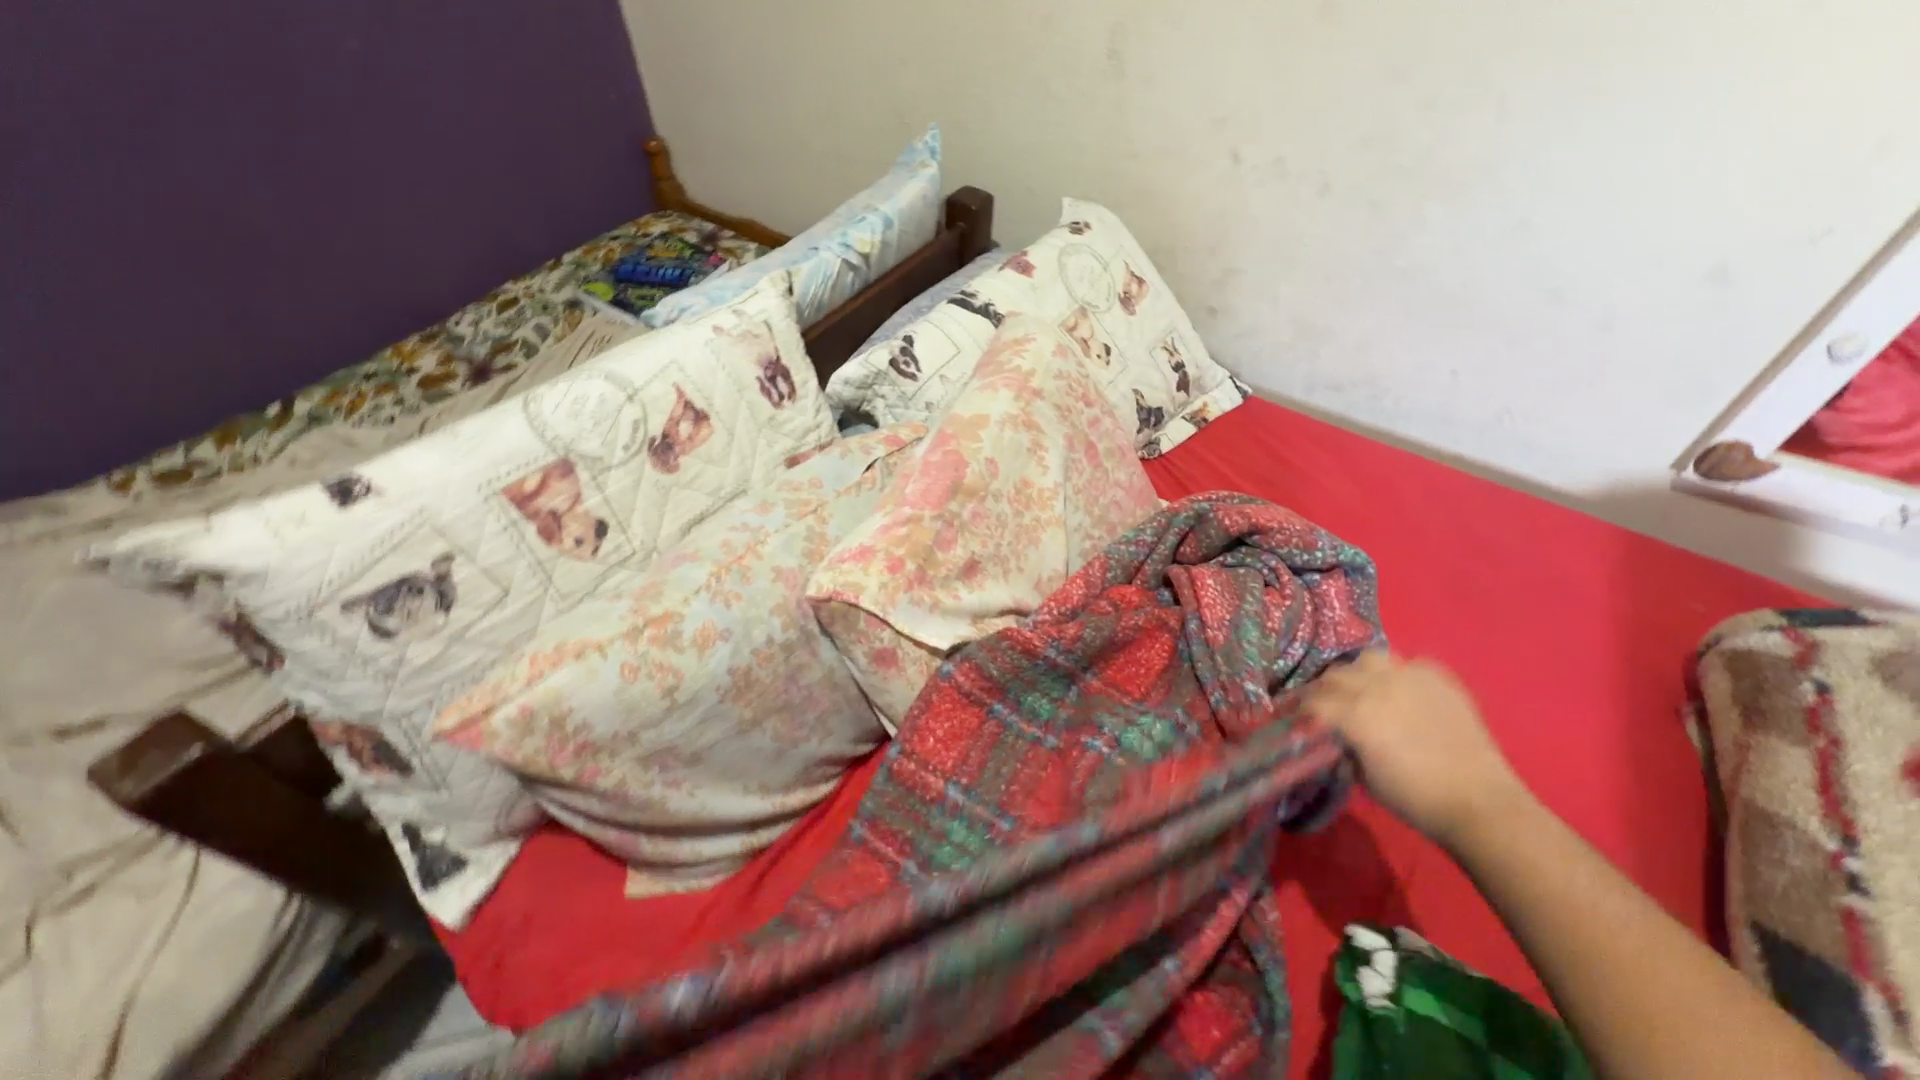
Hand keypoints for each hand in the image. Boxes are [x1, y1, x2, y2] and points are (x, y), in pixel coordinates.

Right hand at [1305, 651, 1531, 847]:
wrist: (1478, 801)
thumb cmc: (1415, 798)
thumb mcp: (1364, 777)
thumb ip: (1345, 748)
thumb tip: (1337, 738)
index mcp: (1356, 715)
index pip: (1313, 702)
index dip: (1301, 712)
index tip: (1298, 722)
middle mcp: (1379, 687)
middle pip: (1336, 675)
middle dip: (1324, 691)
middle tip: (1324, 707)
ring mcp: (1412, 678)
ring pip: (1370, 658)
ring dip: (1358, 673)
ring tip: (1362, 690)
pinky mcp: (1440, 679)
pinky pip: (1409, 664)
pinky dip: (1398, 675)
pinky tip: (1401, 692)